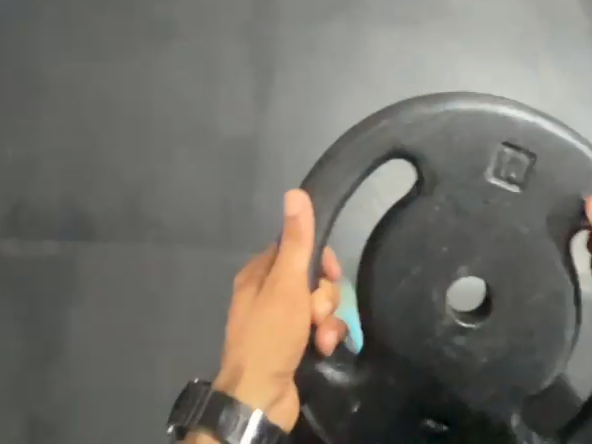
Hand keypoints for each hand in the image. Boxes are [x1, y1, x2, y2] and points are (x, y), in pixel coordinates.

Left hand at [213, 189, 347, 431]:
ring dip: (328, 320)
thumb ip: (297, 240)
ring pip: (319, 305)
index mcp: (259, 274)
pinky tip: (324, 350)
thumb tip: (296, 192)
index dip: (319, 258)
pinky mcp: (294, 346)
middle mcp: (268, 294)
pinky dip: (326, 338)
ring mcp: (281, 322)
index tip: (331, 271)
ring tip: (321, 337)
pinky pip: (320, 330)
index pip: (297, 249)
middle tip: (318, 312)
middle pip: (312, 278)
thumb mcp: (286, 283)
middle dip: (324, 295)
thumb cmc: (270, 334)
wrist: (261, 398)